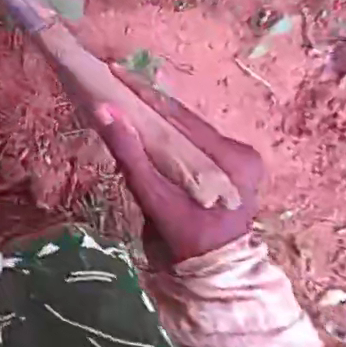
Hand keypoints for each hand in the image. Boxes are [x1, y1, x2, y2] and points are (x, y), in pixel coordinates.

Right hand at [91, 78, 263, 268]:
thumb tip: (105, 109)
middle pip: (182, 118)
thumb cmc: (182, 240)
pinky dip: (163, 130)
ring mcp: (236, 160)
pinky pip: (189, 140)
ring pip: (185, 127)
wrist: (211, 275)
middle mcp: (240, 153)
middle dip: (146, 99)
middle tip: (113, 79)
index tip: (114, 71)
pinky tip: (141, 120)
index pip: (178, 114)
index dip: (143, 92)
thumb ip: (129, 152)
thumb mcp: (152, 196)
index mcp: (231, 157)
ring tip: (121, 94)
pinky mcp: (227, 168)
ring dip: (153, 113)